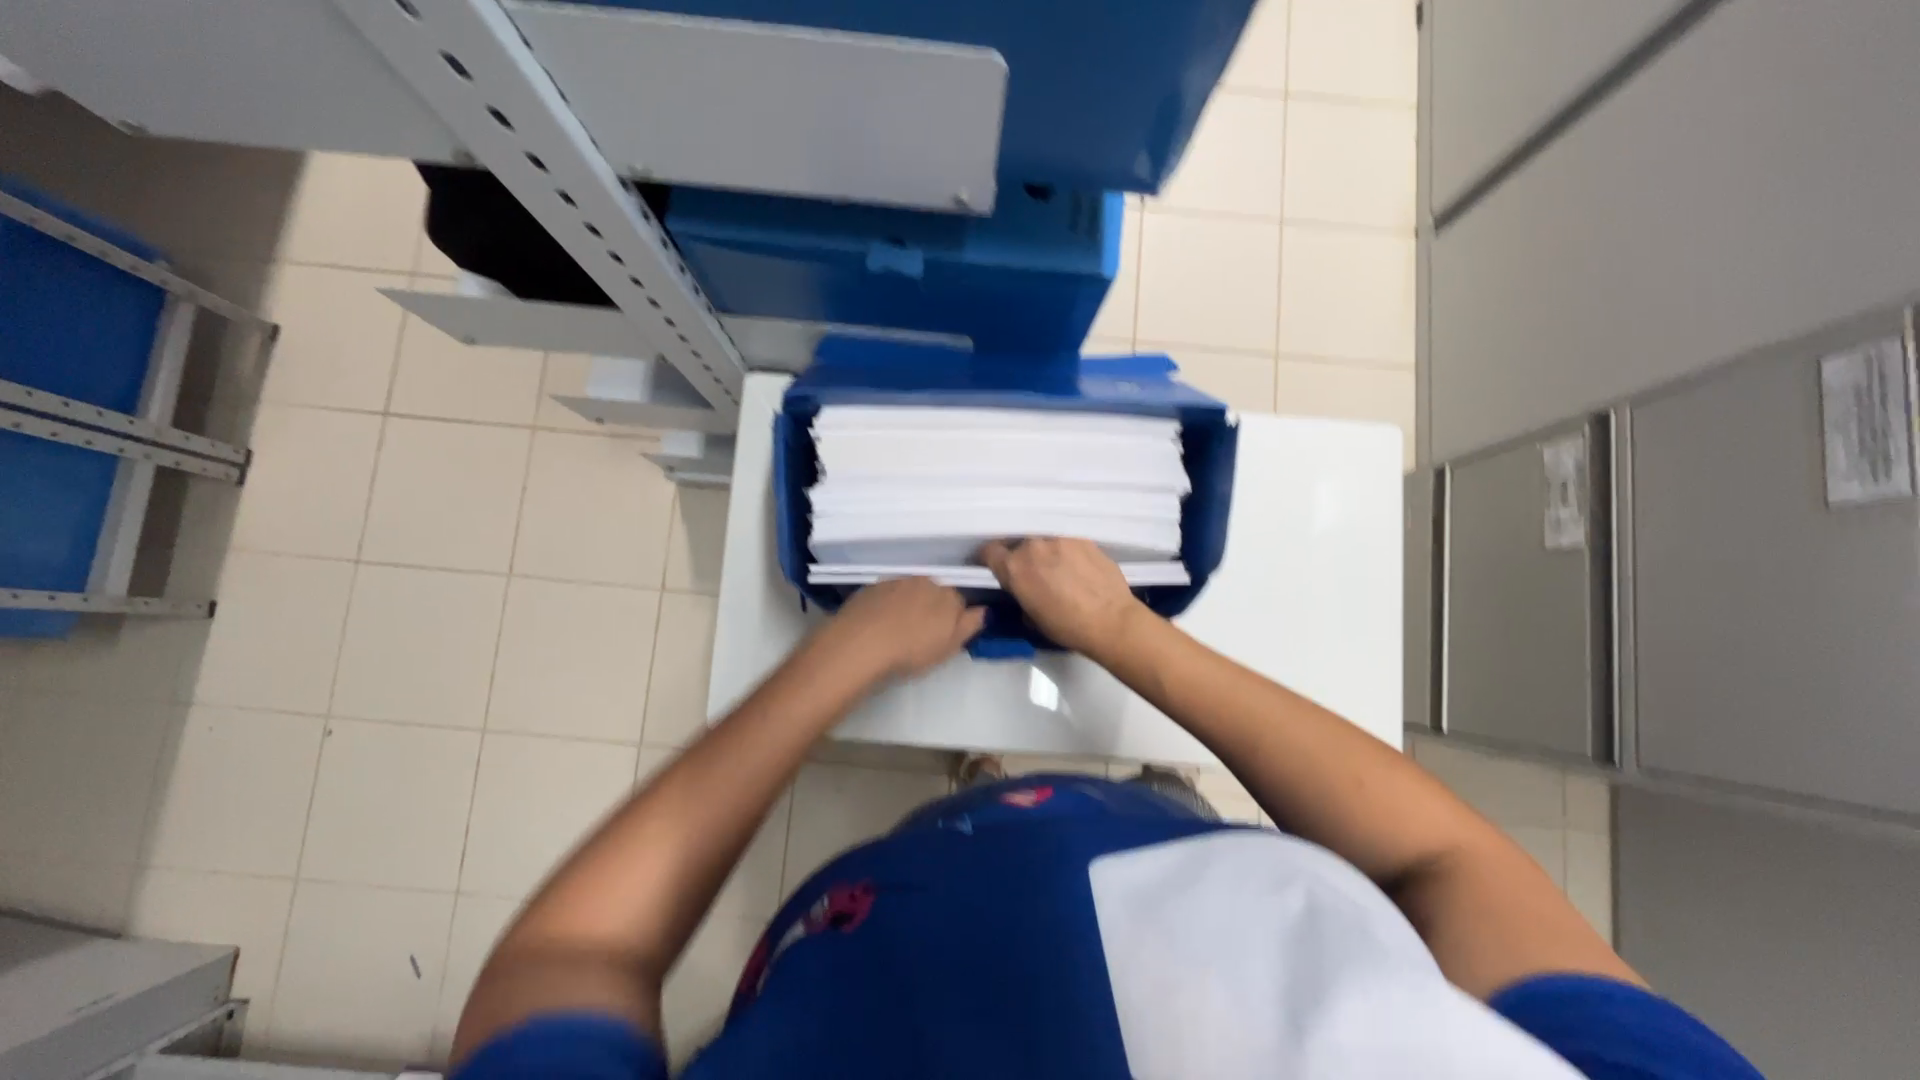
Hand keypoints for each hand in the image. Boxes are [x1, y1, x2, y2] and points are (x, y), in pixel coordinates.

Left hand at [818, 577, 986, 677]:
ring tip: (898, 630)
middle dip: (931, 608)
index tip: (943, 636)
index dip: (953, 619)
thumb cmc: (911, 651)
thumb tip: (985, 609)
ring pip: (910, 592)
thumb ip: (969, 625)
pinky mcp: (871, 587)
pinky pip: (887, 595)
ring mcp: (896, 581)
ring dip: (908, 605)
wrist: (861, 644)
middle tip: (920, 635)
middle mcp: (924, 581)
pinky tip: (879, 624)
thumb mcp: (949, 646)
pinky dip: (887, 605)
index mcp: (948, 596)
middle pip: (934, 592)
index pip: (959, 602)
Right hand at [979, 538, 1149, 658]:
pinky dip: (1065, 549)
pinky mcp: (1082, 536)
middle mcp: (1033, 545)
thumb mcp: (1031, 616)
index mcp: (1014, 567)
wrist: (1111, 620)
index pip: (989, 551)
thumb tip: (1023, 589)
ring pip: (1042, 538)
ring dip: (1043, 550)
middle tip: (1030, 569)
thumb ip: (1020, 594)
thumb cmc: (1067, 626)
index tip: (996, 566)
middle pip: (1016, 542)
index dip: (990, 559)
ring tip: (1055, 564)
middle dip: (1019, 554)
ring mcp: (1059, 537)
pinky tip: (1074, 562)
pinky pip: (1065, 539)